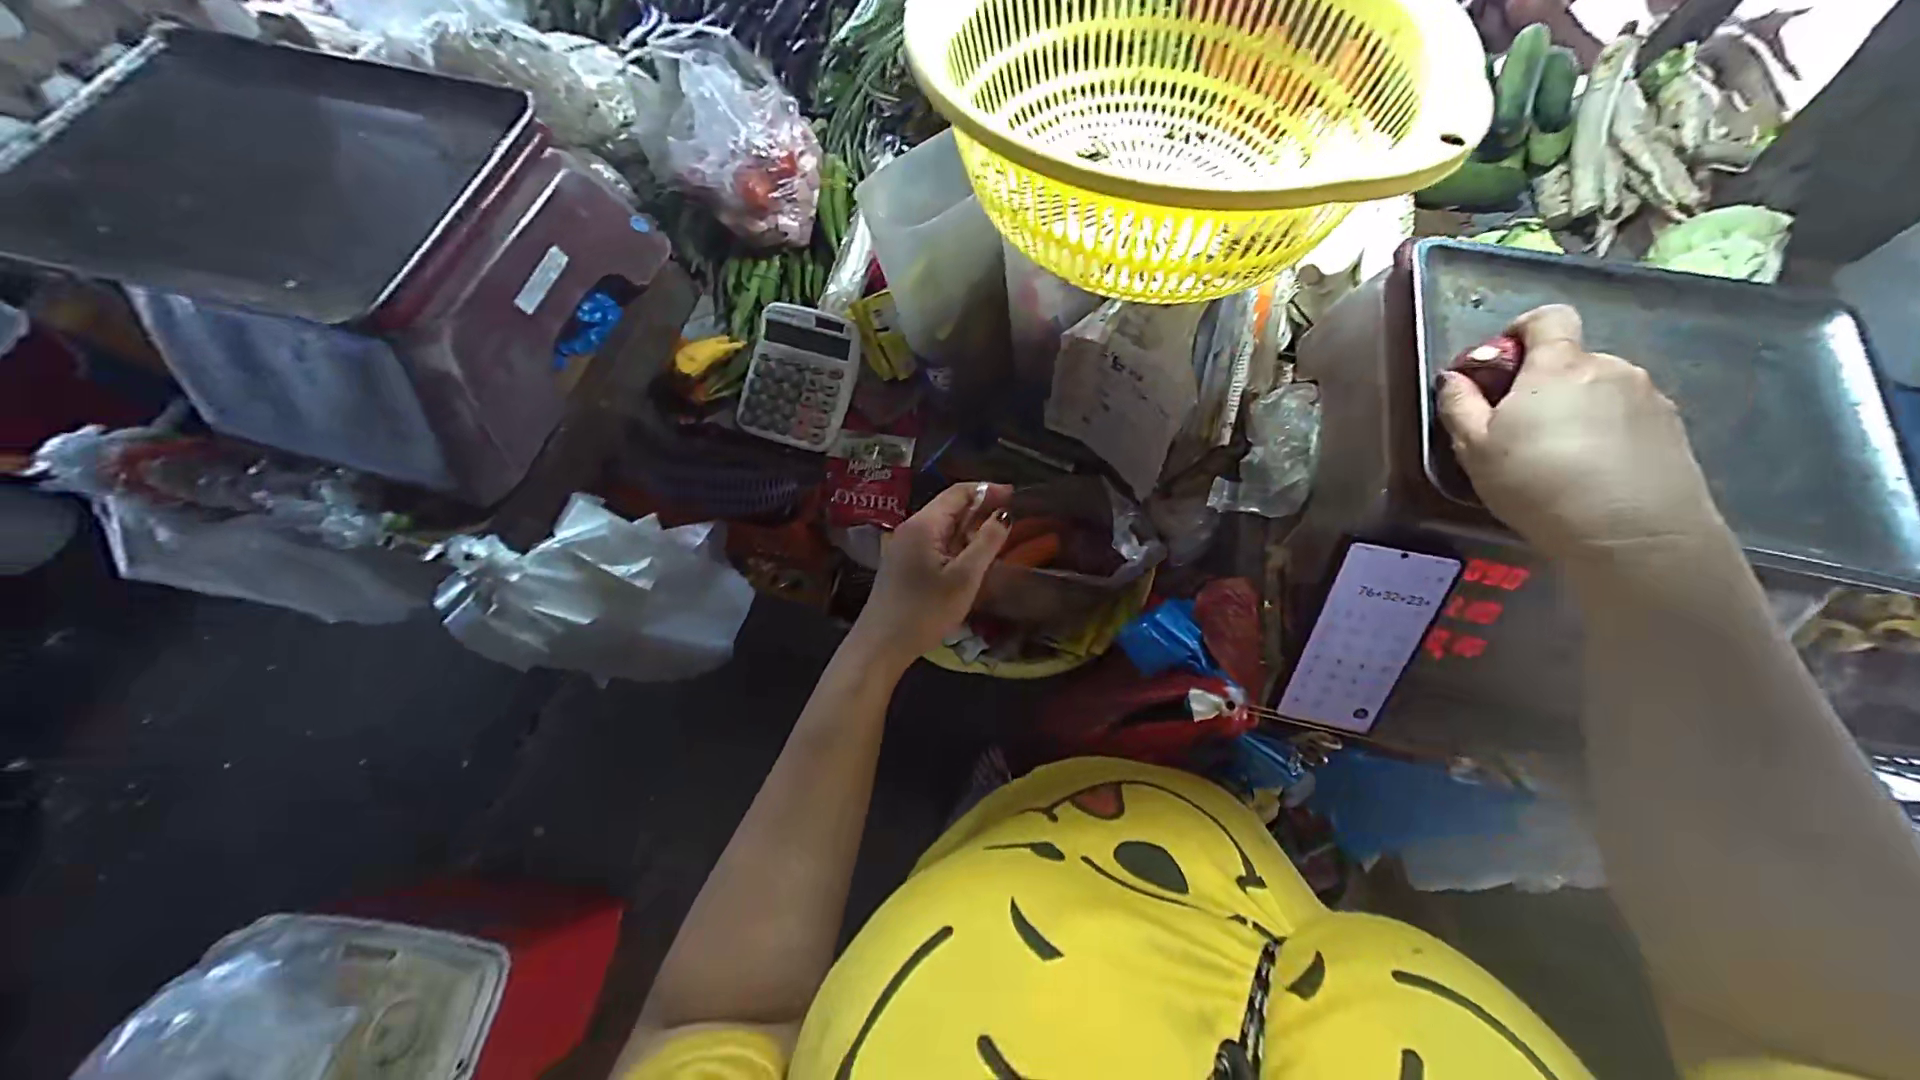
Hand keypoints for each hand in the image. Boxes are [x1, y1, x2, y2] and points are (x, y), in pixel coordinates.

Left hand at [847, 482, 1012, 668]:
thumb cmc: (925, 611)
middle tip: (1010, 522)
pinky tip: (971, 560)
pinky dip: (956, 545)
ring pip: (943, 527)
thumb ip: (986, 542)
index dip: (987, 490)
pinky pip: (935, 543)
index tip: (1014, 496)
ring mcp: (904, 546)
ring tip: (996, 541)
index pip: (958, 492)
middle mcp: (910, 528)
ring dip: (969, 530)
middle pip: (950, 508)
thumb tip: (1004, 514)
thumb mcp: (964, 577)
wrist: (882, 644)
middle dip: (980, 510)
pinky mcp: (903, 564)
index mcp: (923, 524)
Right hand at [1436, 304, 1724, 566]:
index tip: (1497, 365)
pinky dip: (1599, 429)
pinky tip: (1585, 467)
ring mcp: (1647, 395)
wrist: (1631, 532)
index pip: (1546, 318)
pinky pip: (1622, 413)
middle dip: (1537, 382)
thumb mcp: (1474, 448)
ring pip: (1595, 388)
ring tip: (1551, 455)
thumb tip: (1454, 377)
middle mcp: (1609, 367)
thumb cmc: (1537, 483)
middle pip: (1567, 359)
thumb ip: (1459, 404)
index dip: (1518, 331)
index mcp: (1557, 366)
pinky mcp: (1670, 425)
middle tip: (1512, 428)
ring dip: (1570, 407)